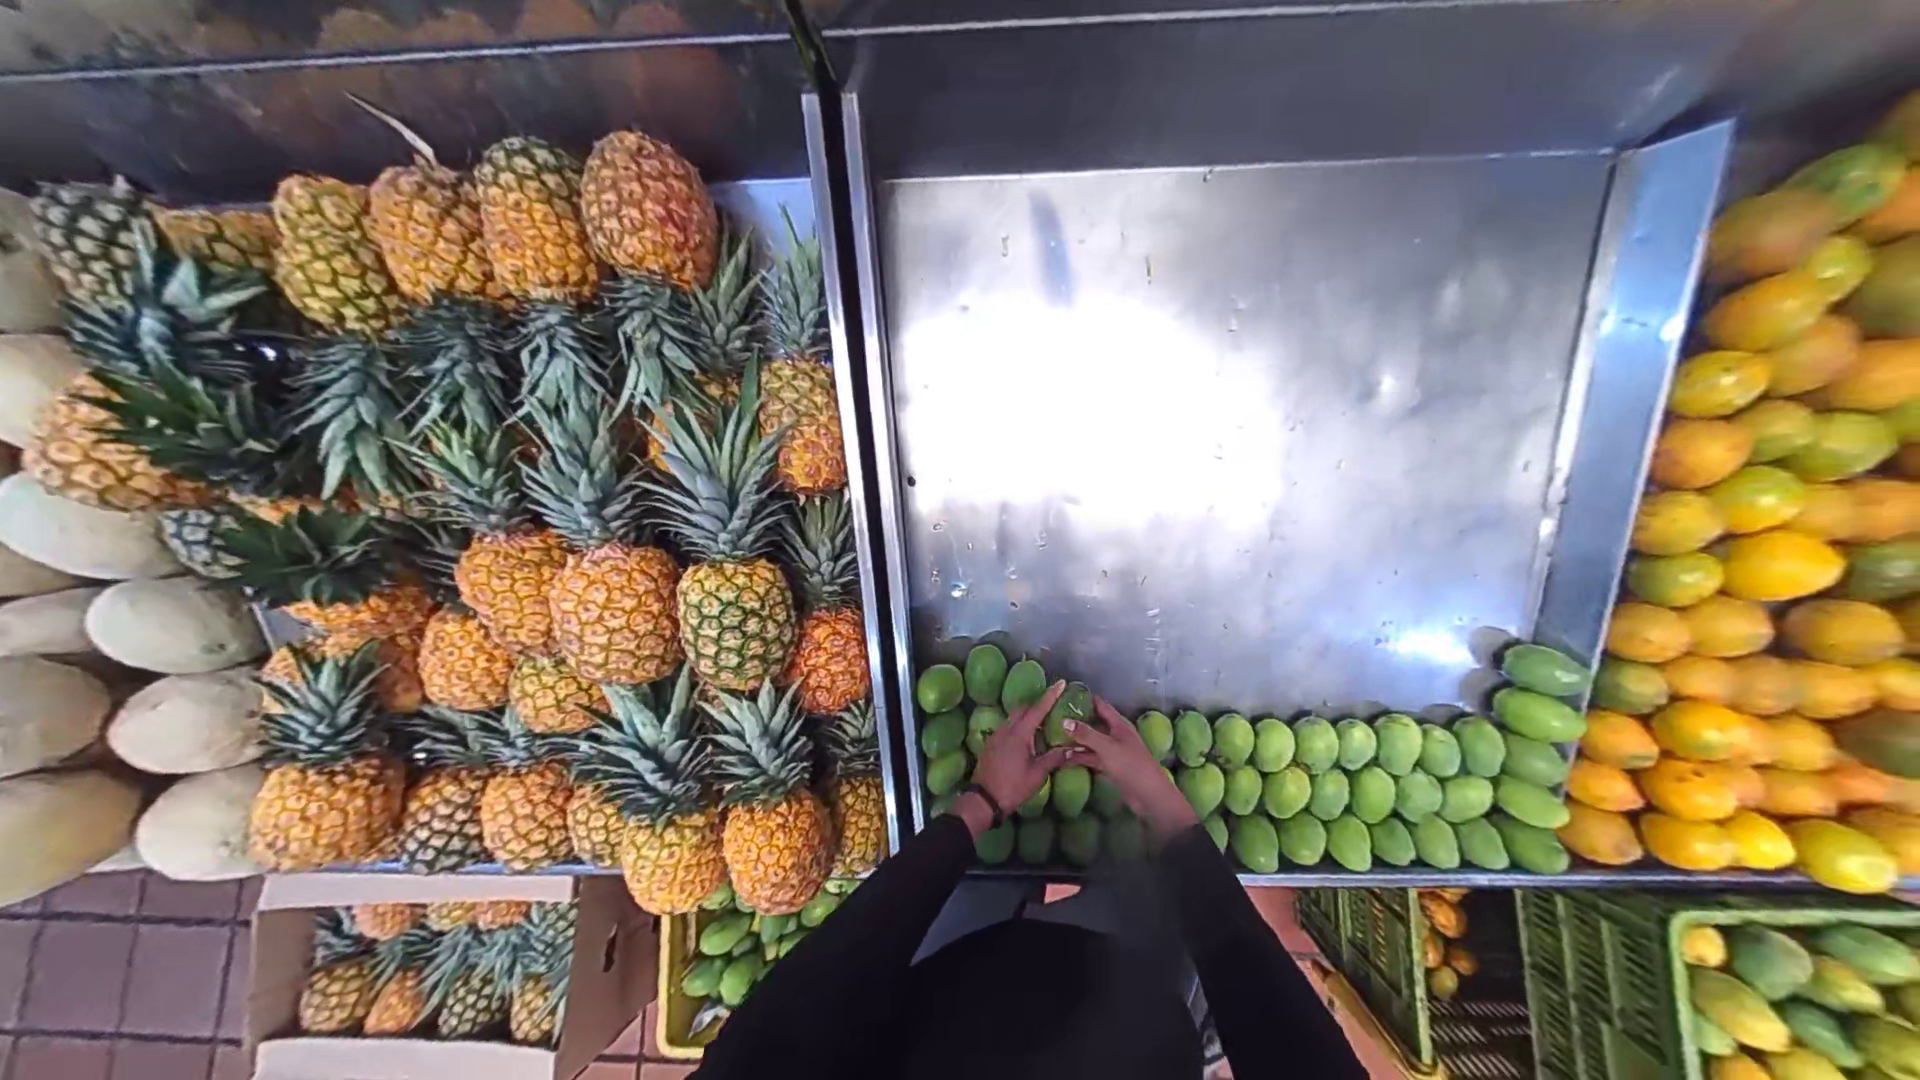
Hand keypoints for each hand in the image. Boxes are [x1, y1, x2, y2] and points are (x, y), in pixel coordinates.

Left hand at [969, 680, 1077, 818]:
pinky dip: (1019, 727)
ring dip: (1027, 717)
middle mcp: (1006, 729)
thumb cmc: (1013, 786)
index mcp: (1019, 733)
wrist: (985, 799)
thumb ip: (1054, 758)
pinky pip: (1007, 727)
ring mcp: (996, 735)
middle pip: (1023, 709)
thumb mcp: (1037, 773)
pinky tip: (1027, 739)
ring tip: (1042, 724)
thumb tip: (1071, 749)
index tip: (1060, 683)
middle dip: (1038, 705)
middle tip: (1053, 706)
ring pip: (1014, 718)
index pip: (1038, 709)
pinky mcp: (991, 743)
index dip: (1050, 695)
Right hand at [1065, 696, 1199, 840]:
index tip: (1066, 695)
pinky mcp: (1110, 766)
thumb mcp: (1107, 747)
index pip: (1100, 705)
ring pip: (1091, 742)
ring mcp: (1112, 751)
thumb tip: (1064, 720)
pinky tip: (1064, 758)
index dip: (1086, 699)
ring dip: (1075, 740)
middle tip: (1054, 717)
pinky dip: (1079, 757)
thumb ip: (1086, 734)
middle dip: (1076, 720)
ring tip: (1054, 737)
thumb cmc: (1131, 765)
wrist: (1149, 796)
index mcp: (1119, 725)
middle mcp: (1115, 735)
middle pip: (1094, 723)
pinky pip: (1091, 757)